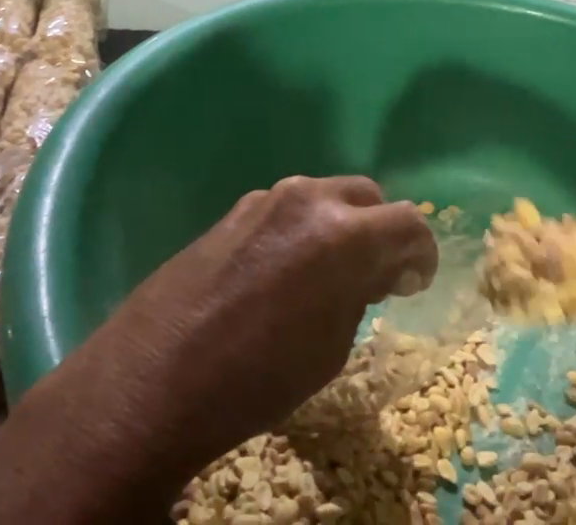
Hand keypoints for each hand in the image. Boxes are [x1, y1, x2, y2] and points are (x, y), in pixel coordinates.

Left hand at [29, 175, 438, 504]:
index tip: (413, 282)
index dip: (421, 254)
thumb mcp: (331, 348)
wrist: (154, 379)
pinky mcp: (232, 210)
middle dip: (382, 231)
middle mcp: (309, 200)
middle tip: (375, 275)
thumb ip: (361, 294)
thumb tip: (373, 272)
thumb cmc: (257, 378)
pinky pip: (286, 208)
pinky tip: (285, 271)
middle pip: (368, 196)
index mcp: (345, 234)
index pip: (410, 223)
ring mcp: (265, 199)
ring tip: (328, 274)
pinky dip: (302, 229)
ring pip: (325, 196)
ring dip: (340, 226)